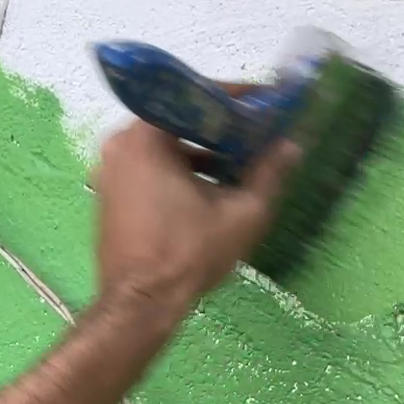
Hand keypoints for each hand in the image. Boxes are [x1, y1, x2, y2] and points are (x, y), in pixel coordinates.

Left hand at [91, 118, 297, 318]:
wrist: (140, 306)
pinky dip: (181, 173)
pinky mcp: (110, 195)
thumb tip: (292, 145)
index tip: (269, 106)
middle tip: (260, 137)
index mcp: (147, 135)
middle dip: (223, 129)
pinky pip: (152, 169)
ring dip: (204, 153)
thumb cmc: (188, 255)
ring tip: (242, 166)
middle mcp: (121, 143)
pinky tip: (212, 190)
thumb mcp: (241, 214)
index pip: (199, 98)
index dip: (241, 101)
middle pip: (181, 121)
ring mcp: (110, 170)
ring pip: (167, 148)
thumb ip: (269, 173)